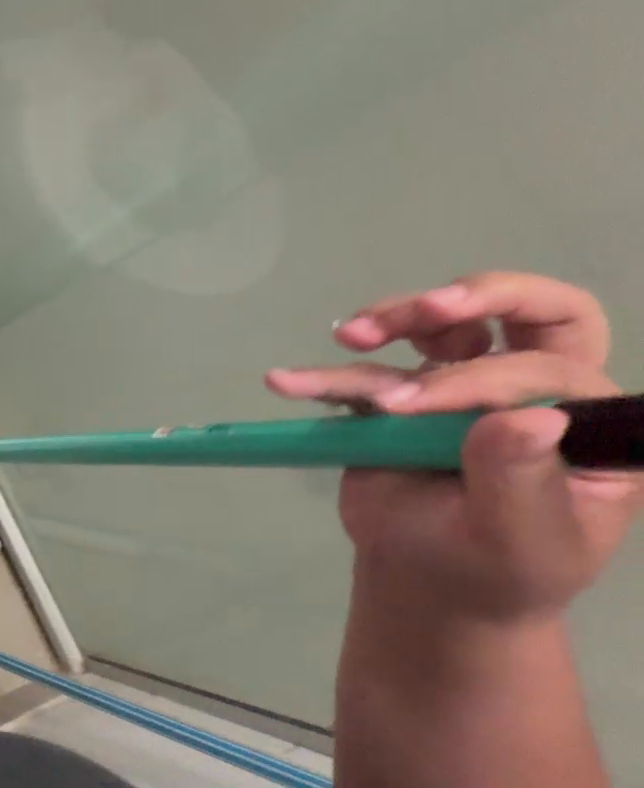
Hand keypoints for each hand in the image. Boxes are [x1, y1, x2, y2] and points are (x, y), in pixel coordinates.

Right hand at [266, 272, 640, 623]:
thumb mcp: (522, 541)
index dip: (480, 378)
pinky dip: (324, 375)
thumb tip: (532, 419)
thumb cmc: (497, 570)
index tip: (409, 407)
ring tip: (347, 334)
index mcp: (590, 426)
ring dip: (392, 318)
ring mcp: (463, 390)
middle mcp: (534, 395)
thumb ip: (524, 481)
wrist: (430, 580)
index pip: (548, 370)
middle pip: (530, 314)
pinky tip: (287, 382)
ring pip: (442, 326)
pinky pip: (366, 371)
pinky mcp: (398, 398)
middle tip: (432, 306)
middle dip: (481, 295)